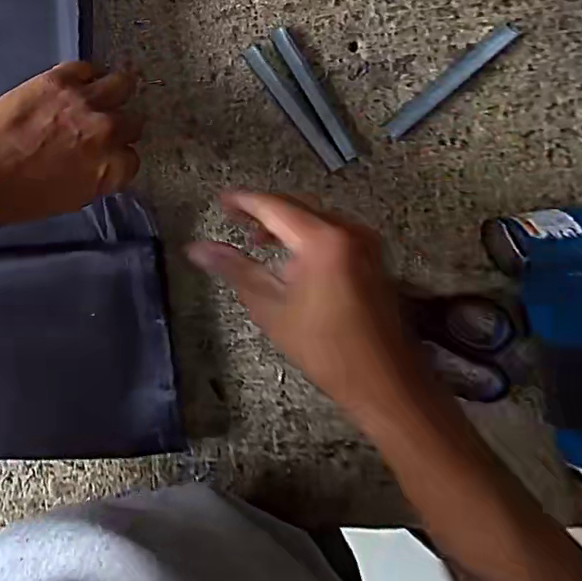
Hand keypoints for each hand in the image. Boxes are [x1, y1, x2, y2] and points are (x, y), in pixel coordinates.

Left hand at [0, 62, 142, 233]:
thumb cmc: (23, 197)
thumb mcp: (75, 198)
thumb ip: (100, 176)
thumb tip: (105, 162)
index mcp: (111, 167)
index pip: (133, 157)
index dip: (120, 155)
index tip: (109, 154)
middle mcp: (106, 131)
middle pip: (134, 120)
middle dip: (121, 124)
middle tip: (104, 126)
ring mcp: (85, 101)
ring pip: (122, 84)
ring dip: (116, 91)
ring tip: (104, 94)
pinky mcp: (61, 79)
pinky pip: (87, 68)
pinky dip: (85, 76)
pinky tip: (76, 85)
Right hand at [187, 191, 425, 415]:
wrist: (384, 381)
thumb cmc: (325, 348)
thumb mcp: (270, 307)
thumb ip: (234, 269)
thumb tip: (197, 248)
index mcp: (322, 238)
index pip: (274, 207)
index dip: (244, 201)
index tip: (221, 199)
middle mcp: (348, 229)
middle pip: (297, 207)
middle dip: (264, 211)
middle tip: (234, 218)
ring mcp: (365, 242)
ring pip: (316, 218)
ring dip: (286, 224)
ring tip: (257, 241)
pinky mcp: (373, 256)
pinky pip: (333, 232)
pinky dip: (308, 236)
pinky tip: (292, 257)